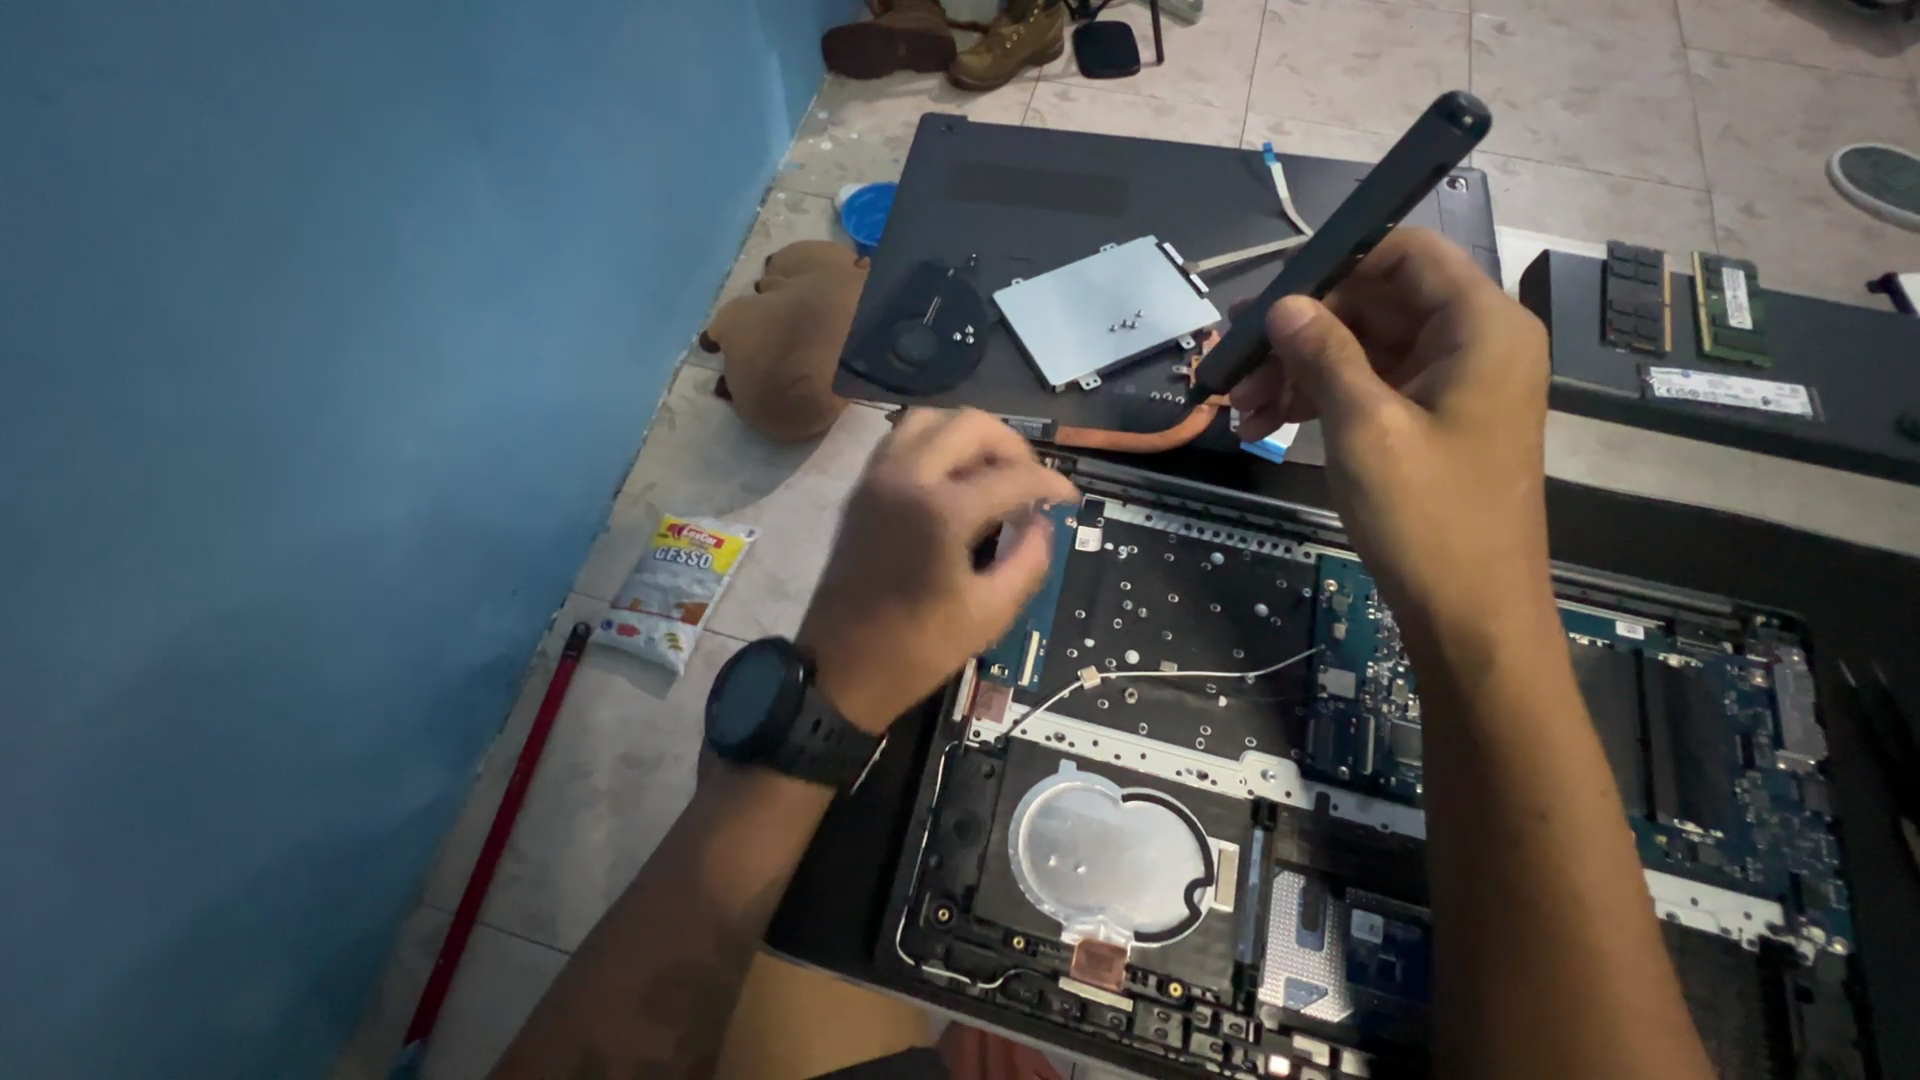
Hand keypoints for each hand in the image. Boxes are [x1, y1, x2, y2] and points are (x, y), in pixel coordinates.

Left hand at [798, 408, 1078, 732]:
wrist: (840, 669)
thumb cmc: (917, 650)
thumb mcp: (990, 613)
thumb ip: (1029, 559)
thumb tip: (1043, 523)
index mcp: (942, 511)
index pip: (1013, 476)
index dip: (1051, 485)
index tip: (1069, 501)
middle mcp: (906, 476)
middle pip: (972, 425)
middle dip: (1013, 447)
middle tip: (1030, 484)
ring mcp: (877, 477)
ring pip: (931, 419)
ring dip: (971, 437)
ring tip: (993, 474)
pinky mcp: (861, 488)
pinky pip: (902, 439)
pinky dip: (936, 443)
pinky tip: (954, 479)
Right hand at [1229, 227, 1552, 639]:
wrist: (1470, 611)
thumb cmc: (1427, 515)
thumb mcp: (1364, 427)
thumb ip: (1323, 354)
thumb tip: (1282, 306)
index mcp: (1480, 326)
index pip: (1404, 254)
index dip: (1333, 268)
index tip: (1268, 304)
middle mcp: (1472, 342)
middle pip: (1374, 304)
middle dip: (1300, 334)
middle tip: (1234, 367)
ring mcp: (1450, 384)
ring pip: (1362, 350)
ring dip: (1298, 373)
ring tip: (1240, 411)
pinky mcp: (1429, 421)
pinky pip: (1367, 389)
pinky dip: (1318, 402)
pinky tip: (1265, 428)